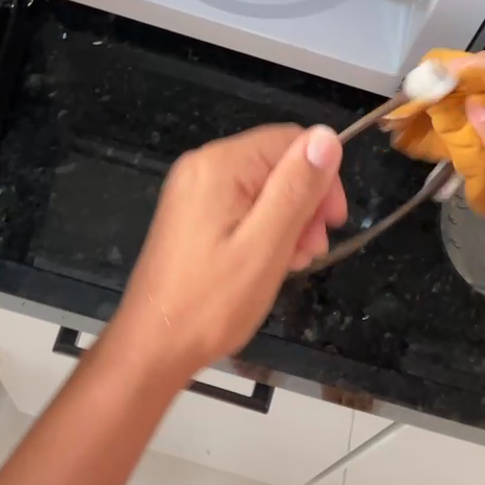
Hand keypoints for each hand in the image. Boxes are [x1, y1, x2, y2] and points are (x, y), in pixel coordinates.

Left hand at [104, 124, 345, 381]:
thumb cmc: (210, 302)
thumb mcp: (265, 245)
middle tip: (312, 250)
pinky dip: (265, 225)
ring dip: (289, 217)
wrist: (152, 348)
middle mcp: (204, 165)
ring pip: (264, 184)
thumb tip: (327, 136)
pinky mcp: (193, 212)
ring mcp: (195, 188)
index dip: (322, 176)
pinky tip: (271, 260)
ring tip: (293, 261)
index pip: (291, 140)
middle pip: (277, 161)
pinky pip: (243, 202)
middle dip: (305, 200)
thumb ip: (297, 187)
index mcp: (221, 164)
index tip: (332, 223)